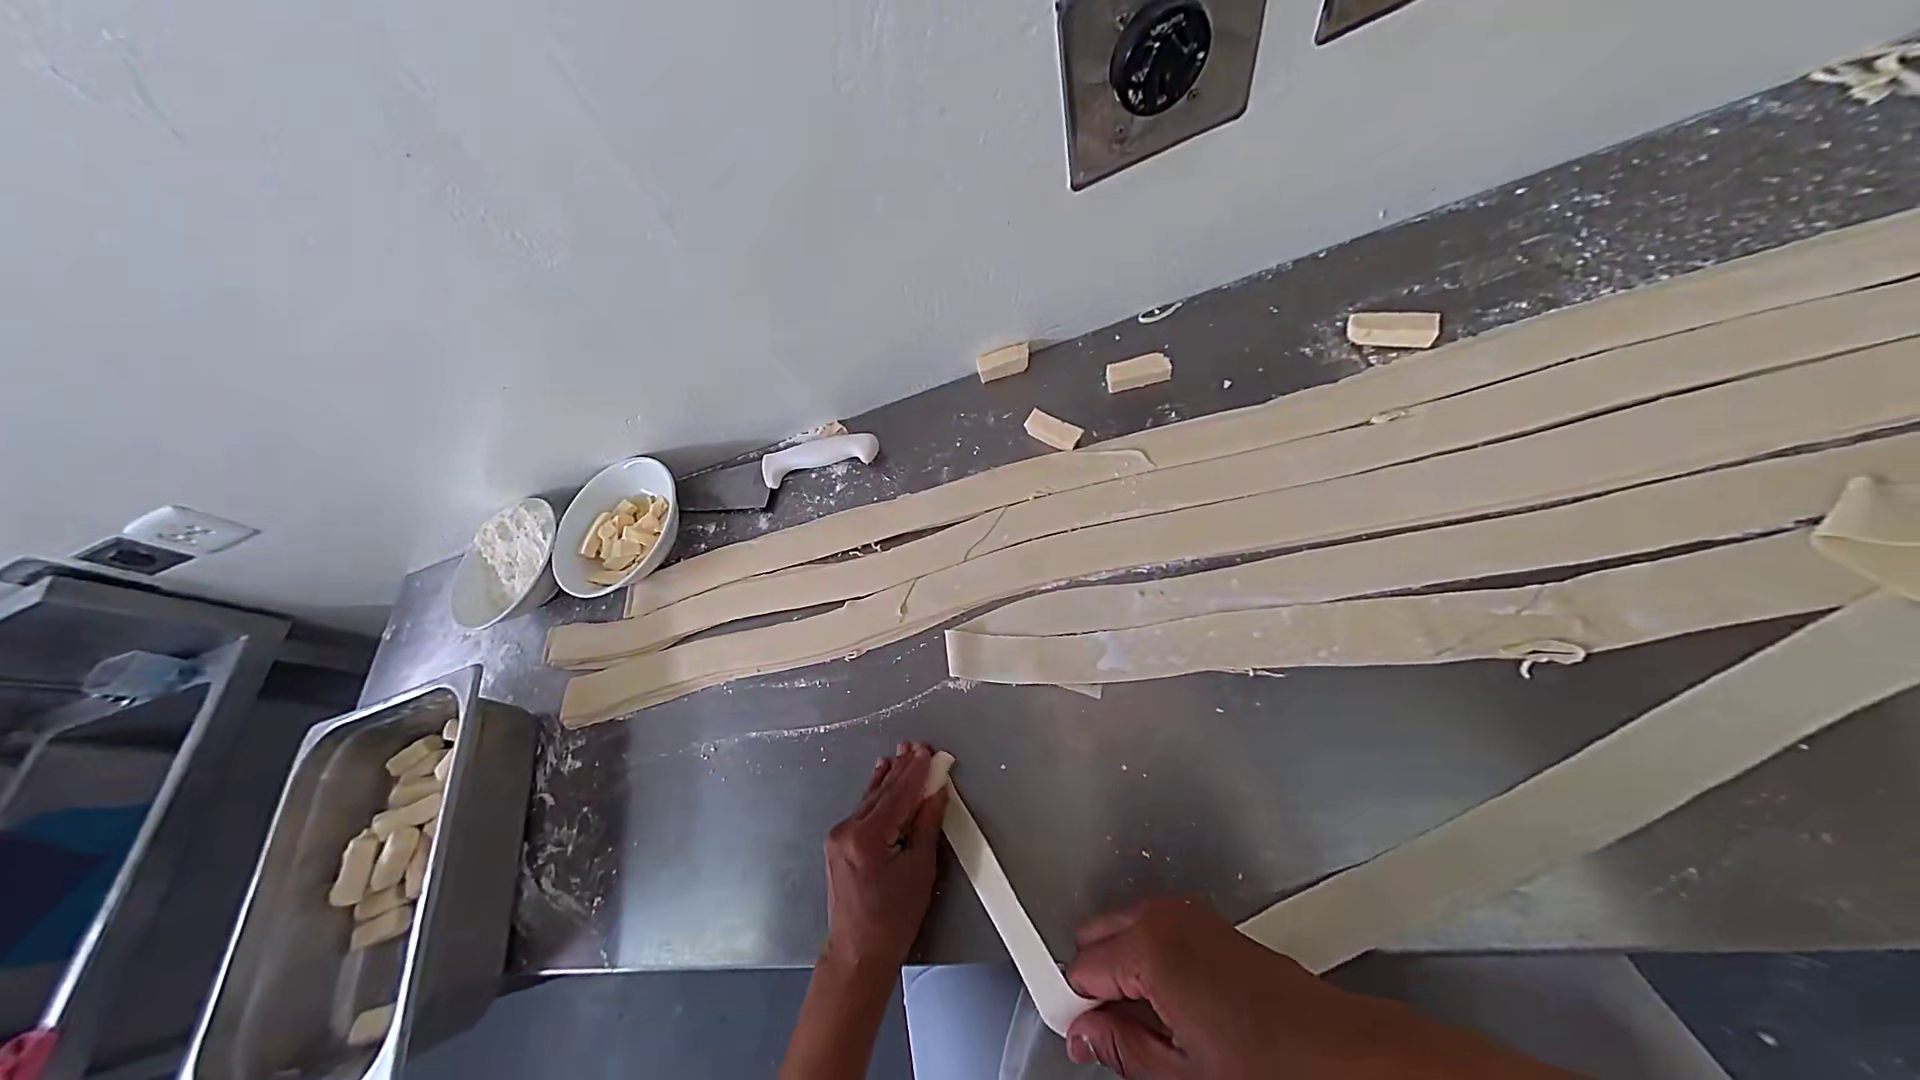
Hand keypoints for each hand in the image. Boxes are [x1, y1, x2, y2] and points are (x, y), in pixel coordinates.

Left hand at [820, 742, 948, 970]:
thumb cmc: (892, 920)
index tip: (930, 753)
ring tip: (904, 753)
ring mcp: (839, 835)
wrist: (858, 953)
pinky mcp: (837, 841)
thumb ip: (926, 824)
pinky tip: (881, 774)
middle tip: (920, 747)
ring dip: (891, 776)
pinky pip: (862, 808)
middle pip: (884, 791)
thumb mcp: (920, 869)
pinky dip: (876, 792)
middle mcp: (847, 830)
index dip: (917, 772)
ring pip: (872, 797)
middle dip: (905, 769)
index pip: (899, 794)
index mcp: (867, 838)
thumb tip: (935, 792)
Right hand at [1065, 898, 1574, 1079]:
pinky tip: (1181, 1009)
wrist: (1346, 1057)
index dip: (1074, 1005)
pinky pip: (1157, 931)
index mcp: (1149, 948)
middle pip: (1098, 938)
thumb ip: (1119, 1048)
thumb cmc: (1272, 1068)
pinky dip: (1153, 962)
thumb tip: (1085, 1035)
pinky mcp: (1209, 922)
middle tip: (1117, 1036)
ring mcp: (1189, 914)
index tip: (1079, 1034)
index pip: (1078, 966)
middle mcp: (1165, 917)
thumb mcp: (1180, 1076)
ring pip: (1126, 933)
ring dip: (1125, 972)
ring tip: (1158, 1028)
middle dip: (1098, 982)